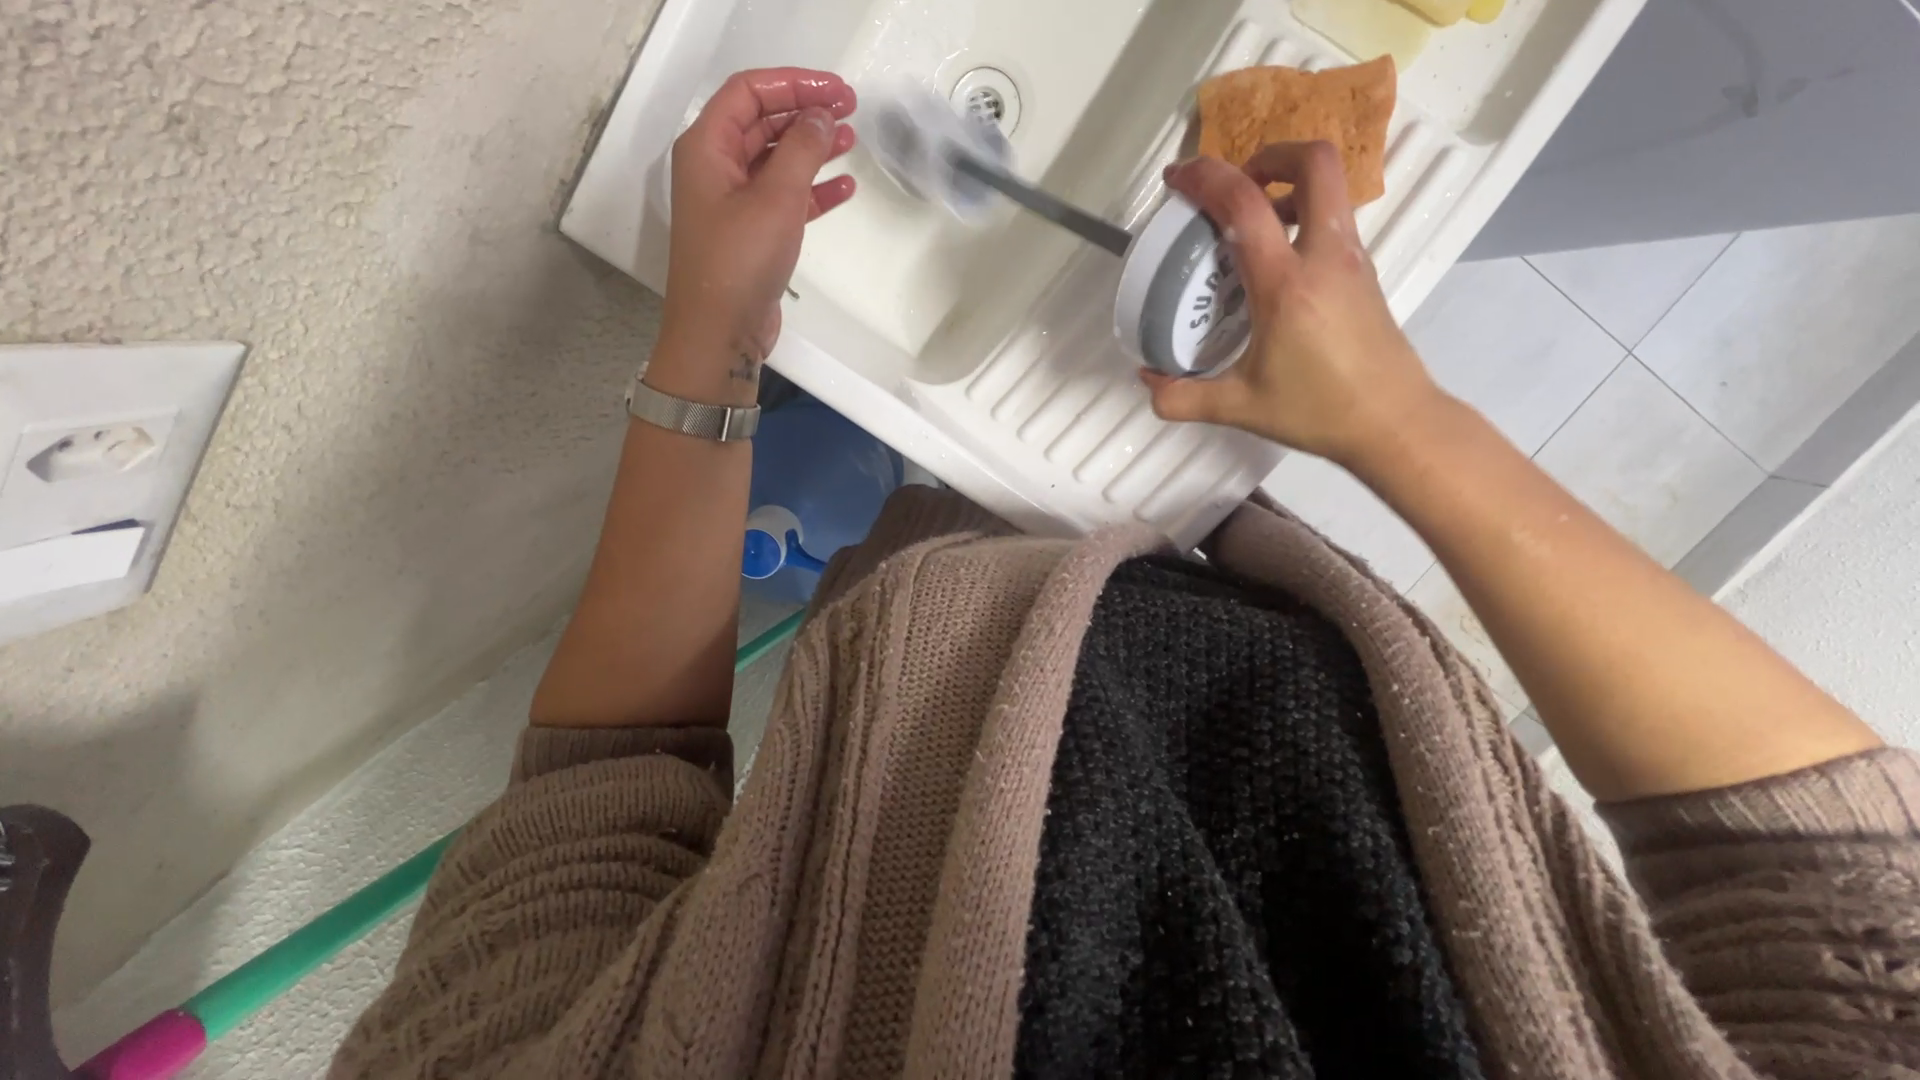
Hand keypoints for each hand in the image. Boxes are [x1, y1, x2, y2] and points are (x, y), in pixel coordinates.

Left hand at [654, 68, 858, 400]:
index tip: (838, 91)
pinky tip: (844, 187)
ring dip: (813, 149)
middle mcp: (716, 169)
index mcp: (707, 147)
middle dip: (805, 113)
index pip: (749, 92)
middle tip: (850, 110)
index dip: (793, 84)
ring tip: (852, 141)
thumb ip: (801, 149)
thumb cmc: (739, 261)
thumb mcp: (775, 197)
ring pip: (776, 161)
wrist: (719, 333)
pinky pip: (785, 199)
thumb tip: (821, 117)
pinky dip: (813, 190)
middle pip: (762, 123)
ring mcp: (733, 204)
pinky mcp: (752, 235)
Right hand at [1139, 142, 1439, 467]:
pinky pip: (1333, 219)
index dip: (1206, 178)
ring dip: (1287, 184)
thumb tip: (1147, 382)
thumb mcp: (1240, 408)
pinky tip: (1275, 261)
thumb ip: (1183, 397)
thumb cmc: (1319, 411)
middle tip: (1235, 185)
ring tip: (1251, 220)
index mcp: (1287, 284)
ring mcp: (1351, 260)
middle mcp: (1324, 256)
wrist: (1394, 423)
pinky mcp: (1363, 273)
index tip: (1177, 178)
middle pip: (1314, 162)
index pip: (1245, 205)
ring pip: (1329, 188)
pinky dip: (1302, 215)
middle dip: (1269, 155)